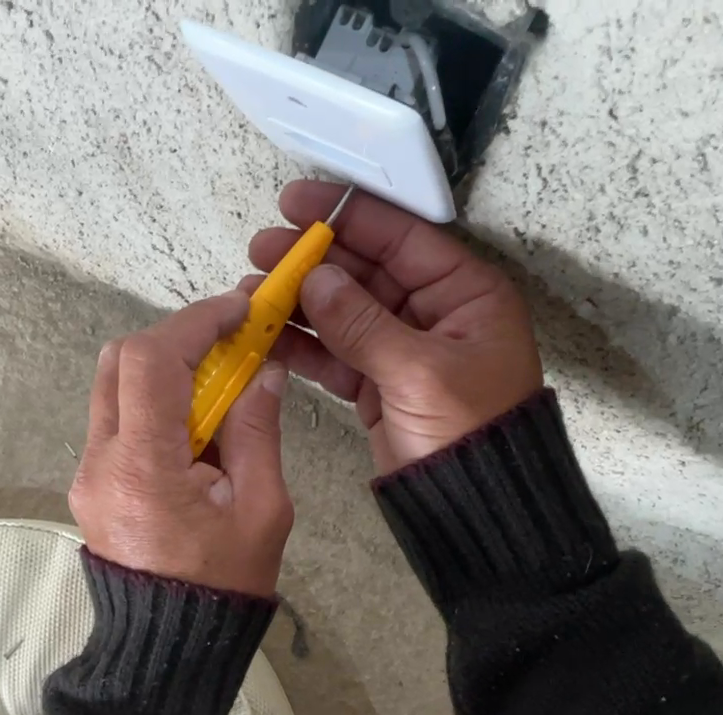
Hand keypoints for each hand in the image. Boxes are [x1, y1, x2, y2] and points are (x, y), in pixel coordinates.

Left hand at [72, 294, 293, 597]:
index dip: (194, 322)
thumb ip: (257, 432)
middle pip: (119, 361)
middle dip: (175, 340)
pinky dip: (150, 404)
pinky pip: (113, 421)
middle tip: (227, 348)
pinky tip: (191, 427)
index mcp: (144, 468)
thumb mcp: (262, 510)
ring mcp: (86, 474)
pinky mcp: (89, 485)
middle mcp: (100, 462)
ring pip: (111, 388)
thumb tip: (263, 373)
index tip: (237, 312)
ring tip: (215, 388)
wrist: (168, 647)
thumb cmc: (224, 586)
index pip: (151, 360)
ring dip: (161, 371)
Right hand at [246, 180, 542, 473]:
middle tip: (261, 251)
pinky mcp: (376, 384)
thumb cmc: (465, 430)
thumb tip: (315, 278)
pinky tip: (266, 335)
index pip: (400, 238)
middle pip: (364, 272)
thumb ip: (362, 323)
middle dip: (312, 261)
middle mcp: (431, 313)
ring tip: (251, 294)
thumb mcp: (418, 372)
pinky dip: (302, 346)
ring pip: (342, 313)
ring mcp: (400, 349)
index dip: (347, 217)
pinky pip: (334, 354)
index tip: (296, 204)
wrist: (471, 504)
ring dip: (298, 303)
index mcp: (463, 294)